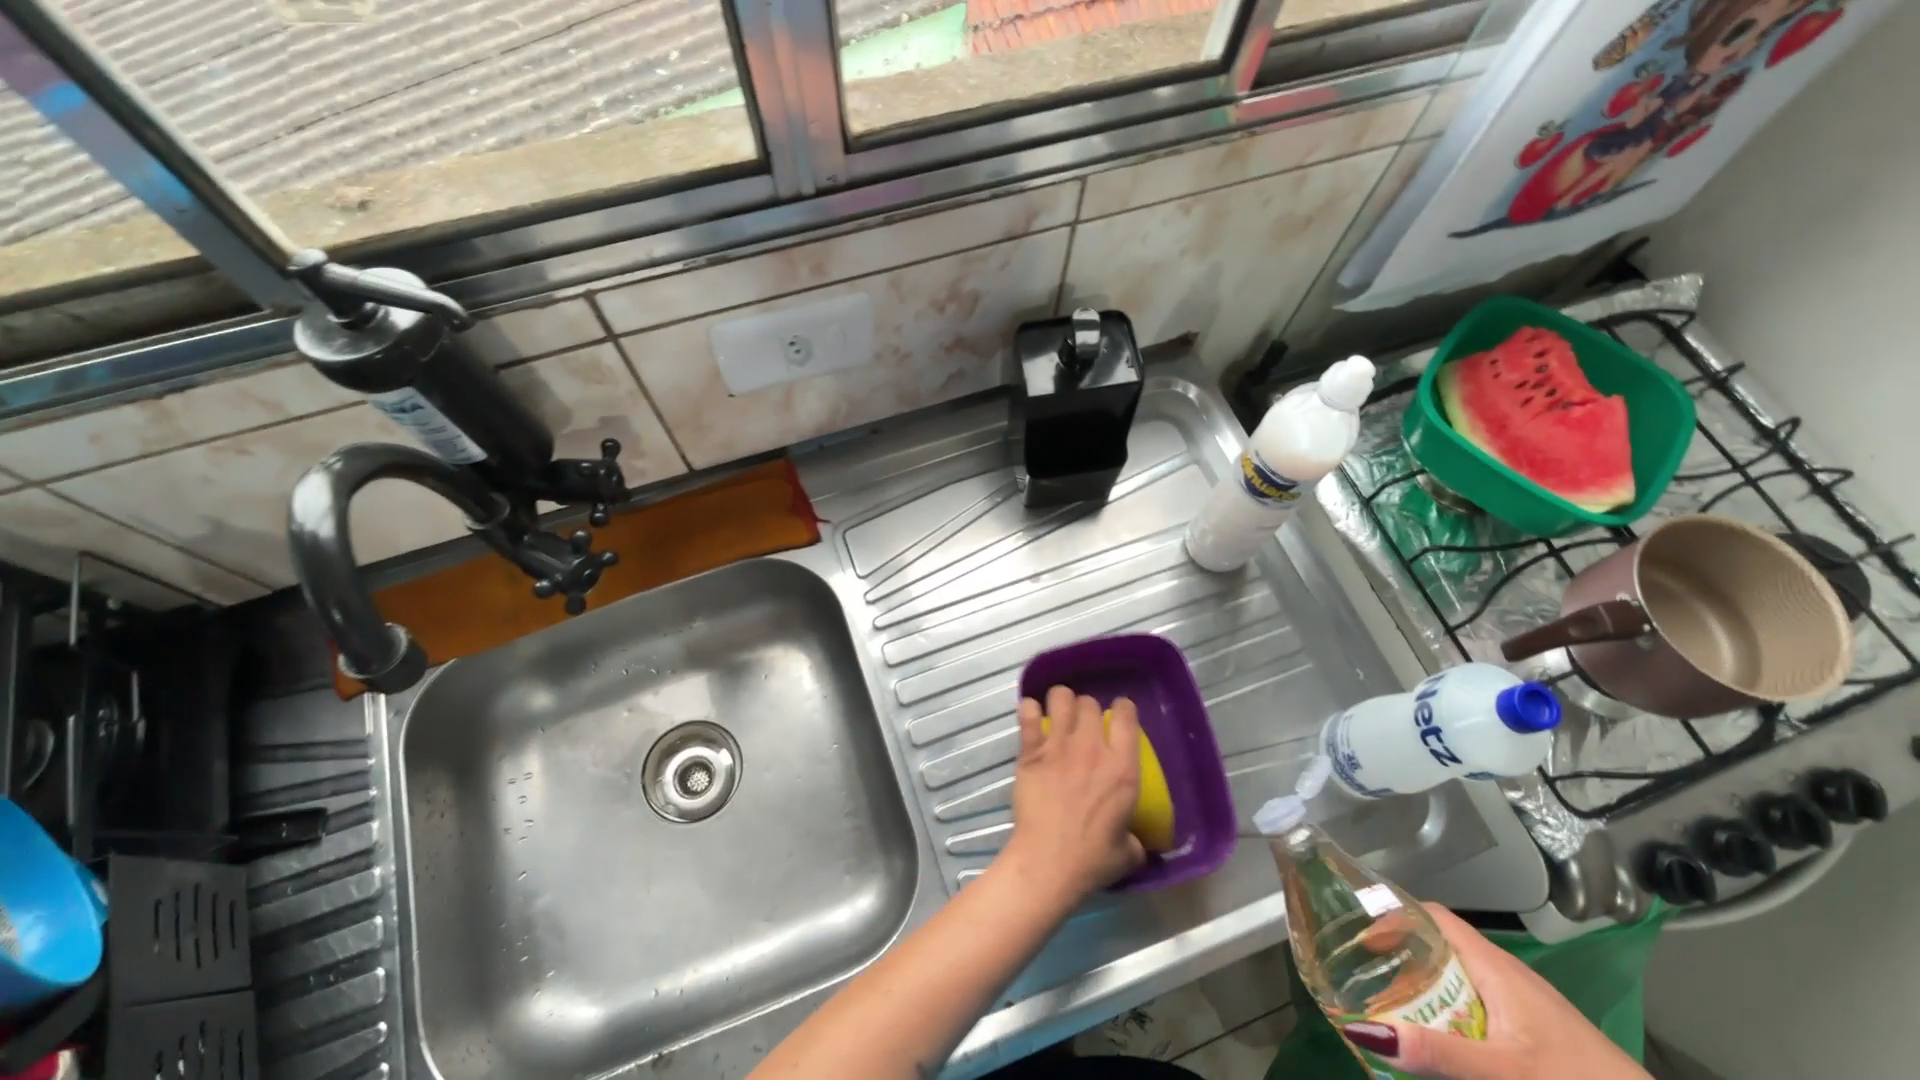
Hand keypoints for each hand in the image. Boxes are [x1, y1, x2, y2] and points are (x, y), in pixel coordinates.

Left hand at [997, 686, 1145, 909]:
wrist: (1047, 862)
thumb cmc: (1091, 860)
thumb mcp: (1129, 852)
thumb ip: (1134, 838)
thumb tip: (1133, 840)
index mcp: (1122, 768)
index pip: (1127, 716)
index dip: (1123, 708)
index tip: (1118, 714)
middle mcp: (1092, 748)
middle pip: (1089, 703)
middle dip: (1087, 709)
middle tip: (1083, 724)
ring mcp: (1058, 747)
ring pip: (1060, 699)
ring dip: (1060, 702)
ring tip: (1057, 713)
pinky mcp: (1030, 753)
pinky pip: (1028, 716)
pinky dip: (1029, 710)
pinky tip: (1030, 714)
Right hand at [1343, 904, 1652, 1079]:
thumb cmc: (1576, 1079)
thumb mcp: (1503, 1069)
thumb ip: (1438, 1052)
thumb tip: (1363, 1028)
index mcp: (1493, 966)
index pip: (1431, 916)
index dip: (1390, 915)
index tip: (1352, 934)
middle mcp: (1501, 975)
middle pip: (1435, 948)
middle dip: (1393, 957)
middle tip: (1353, 975)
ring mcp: (1516, 1004)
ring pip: (1451, 980)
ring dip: (1414, 989)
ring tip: (1378, 1007)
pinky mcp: (1526, 1030)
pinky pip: (1467, 1007)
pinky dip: (1438, 1014)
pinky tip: (1429, 1041)